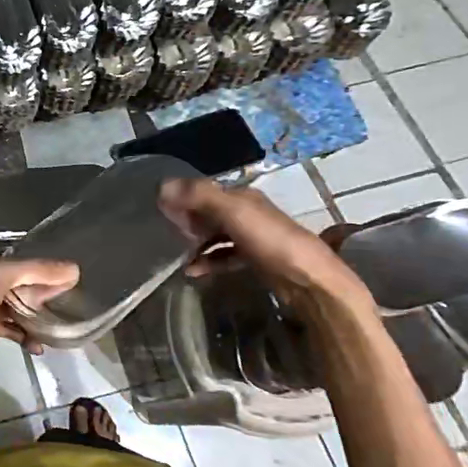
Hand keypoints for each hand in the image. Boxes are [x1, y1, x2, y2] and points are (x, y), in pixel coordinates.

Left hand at [0, 257, 79, 364]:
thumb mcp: (3, 275)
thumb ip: (37, 271)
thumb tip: (75, 269)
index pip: (31, 266)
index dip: (51, 271)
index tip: (77, 281)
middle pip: (28, 287)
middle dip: (48, 295)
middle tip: (72, 306)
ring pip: (21, 309)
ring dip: (38, 317)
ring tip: (59, 327)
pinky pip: (12, 330)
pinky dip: (25, 337)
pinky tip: (38, 347)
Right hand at [157, 177, 372, 310]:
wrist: (308, 280)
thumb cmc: (271, 241)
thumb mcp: (233, 213)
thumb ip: (199, 197)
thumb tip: (162, 186)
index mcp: (241, 197)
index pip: (204, 190)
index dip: (181, 197)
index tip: (158, 210)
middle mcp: (246, 213)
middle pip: (208, 212)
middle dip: (186, 220)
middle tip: (164, 233)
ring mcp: (251, 237)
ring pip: (215, 234)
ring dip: (195, 242)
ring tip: (176, 254)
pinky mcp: (254, 260)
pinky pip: (224, 256)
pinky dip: (208, 261)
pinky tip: (192, 271)